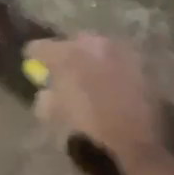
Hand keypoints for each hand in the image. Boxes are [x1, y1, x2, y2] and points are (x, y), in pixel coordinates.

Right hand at [25, 35, 167, 162]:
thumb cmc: (94, 124)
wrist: (139, 132)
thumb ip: (46, 100)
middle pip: (71, 43)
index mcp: (68, 54)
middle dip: (65, 56)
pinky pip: (114, 56)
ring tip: (90, 79)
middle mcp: (92, 42)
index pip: (40, 47)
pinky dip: (108, 66)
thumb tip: (45, 92)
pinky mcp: (137, 57)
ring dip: (89, 59)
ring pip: (95, 47)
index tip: (34, 66)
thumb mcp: (60, 116)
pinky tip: (111, 83)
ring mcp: (117, 46)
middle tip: (65, 74)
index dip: (34, 57)